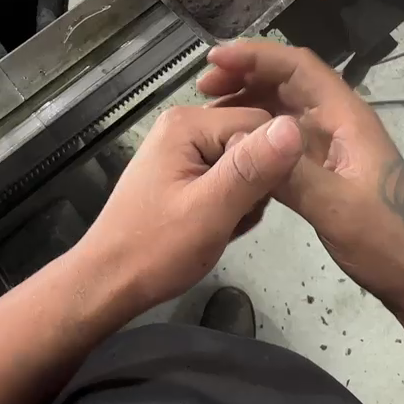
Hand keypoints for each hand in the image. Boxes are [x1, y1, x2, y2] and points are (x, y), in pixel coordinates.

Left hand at [69, 104, 303, 313]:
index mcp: (188, 122)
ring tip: (220, 224)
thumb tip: (295, 126)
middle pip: (252, 140)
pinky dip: (231, 203)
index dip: (270, 164)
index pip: (261, 123)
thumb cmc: (155, 250)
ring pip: (244, 162)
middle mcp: (186, 123)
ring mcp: (183, 147)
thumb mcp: (210, 211)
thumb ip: (251, 168)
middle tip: (231, 218)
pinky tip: (215, 225)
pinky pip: (228, 177)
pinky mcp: (184, 170)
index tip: (253, 203)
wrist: (109, 282)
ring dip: (244, 197)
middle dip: (255, 183)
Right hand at [197, 41, 403, 318]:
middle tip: (203, 86)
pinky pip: (284, 135)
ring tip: (210, 110)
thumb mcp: (336, 208)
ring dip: (248, 99)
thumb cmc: (389, 241)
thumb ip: (290, 172)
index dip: (255, 56)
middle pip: (287, 78)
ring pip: (283, 105)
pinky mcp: (325, 166)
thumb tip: (240, 137)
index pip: (297, 65)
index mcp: (346, 116)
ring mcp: (331, 143)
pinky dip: (256, 131)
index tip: (215, 60)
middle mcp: (337, 120)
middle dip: (245, 73)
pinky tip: (233, 145)